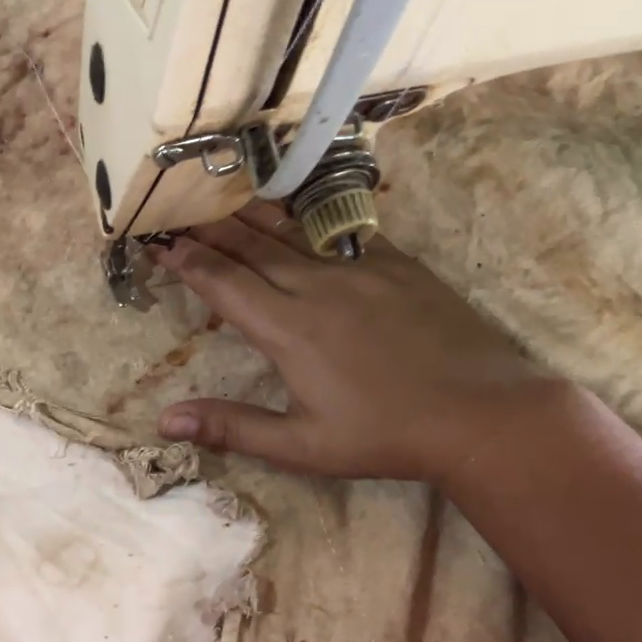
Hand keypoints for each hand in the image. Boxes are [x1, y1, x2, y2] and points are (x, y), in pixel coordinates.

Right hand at [150, 202, 565, 485]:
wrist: (482, 413)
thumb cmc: (382, 435)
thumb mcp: (299, 446)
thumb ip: (230, 428)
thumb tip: (164, 422)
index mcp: (288, 330)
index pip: (224, 283)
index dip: (187, 261)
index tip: (159, 242)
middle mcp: (317, 288)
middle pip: (251, 247)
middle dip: (209, 227)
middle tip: (178, 208)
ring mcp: (361, 270)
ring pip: (292, 231)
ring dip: (251, 212)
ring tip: (222, 194)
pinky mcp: (397, 265)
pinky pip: (339, 231)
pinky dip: (307, 217)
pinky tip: (295, 210)